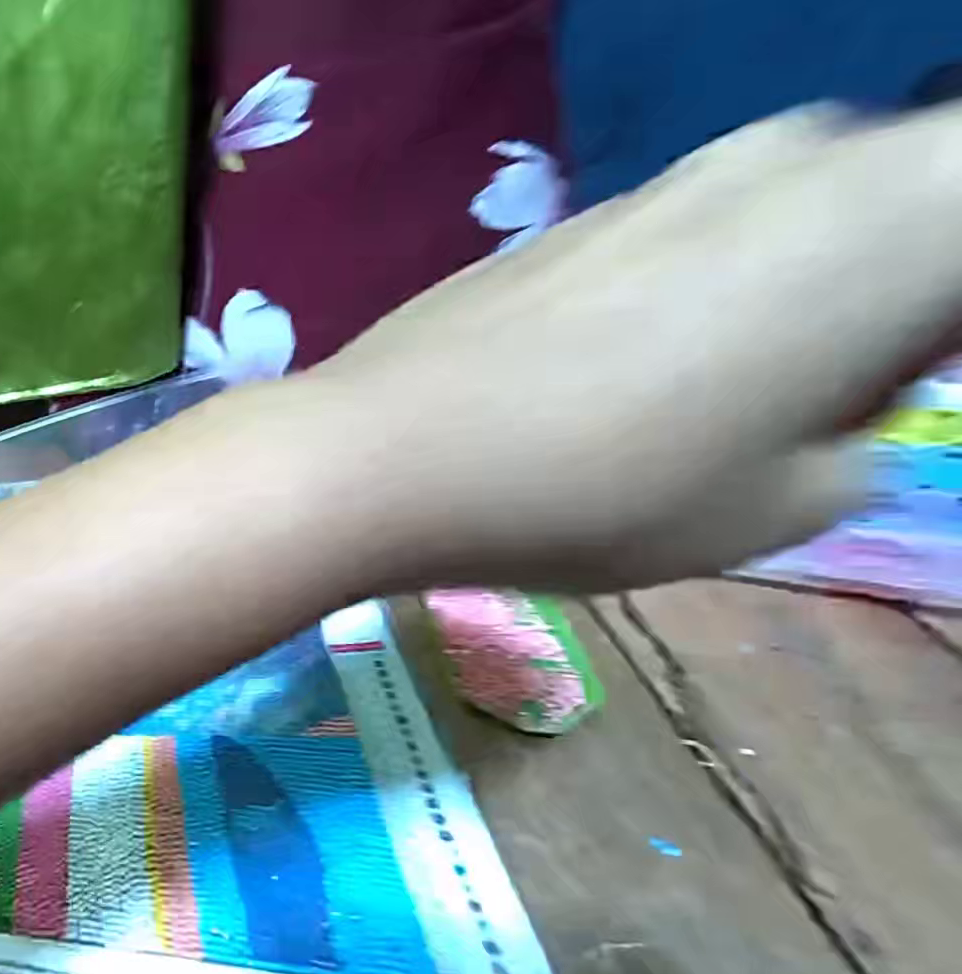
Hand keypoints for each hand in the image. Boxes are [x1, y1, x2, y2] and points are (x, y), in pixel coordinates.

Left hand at [310, 103, 961, 590]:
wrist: (375, 456)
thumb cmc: (590, 490)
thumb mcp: (781, 505)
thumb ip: (853, 443)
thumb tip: (821, 411)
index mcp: (910, 204)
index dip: (931, 326)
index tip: (875, 389)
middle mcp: (777, 160)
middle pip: (889, 211)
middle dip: (871, 298)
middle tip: (789, 405)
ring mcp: (634, 192)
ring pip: (752, 231)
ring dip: (750, 300)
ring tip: (660, 402)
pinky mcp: (534, 236)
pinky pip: (639, 257)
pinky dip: (644, 305)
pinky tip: (567, 384)